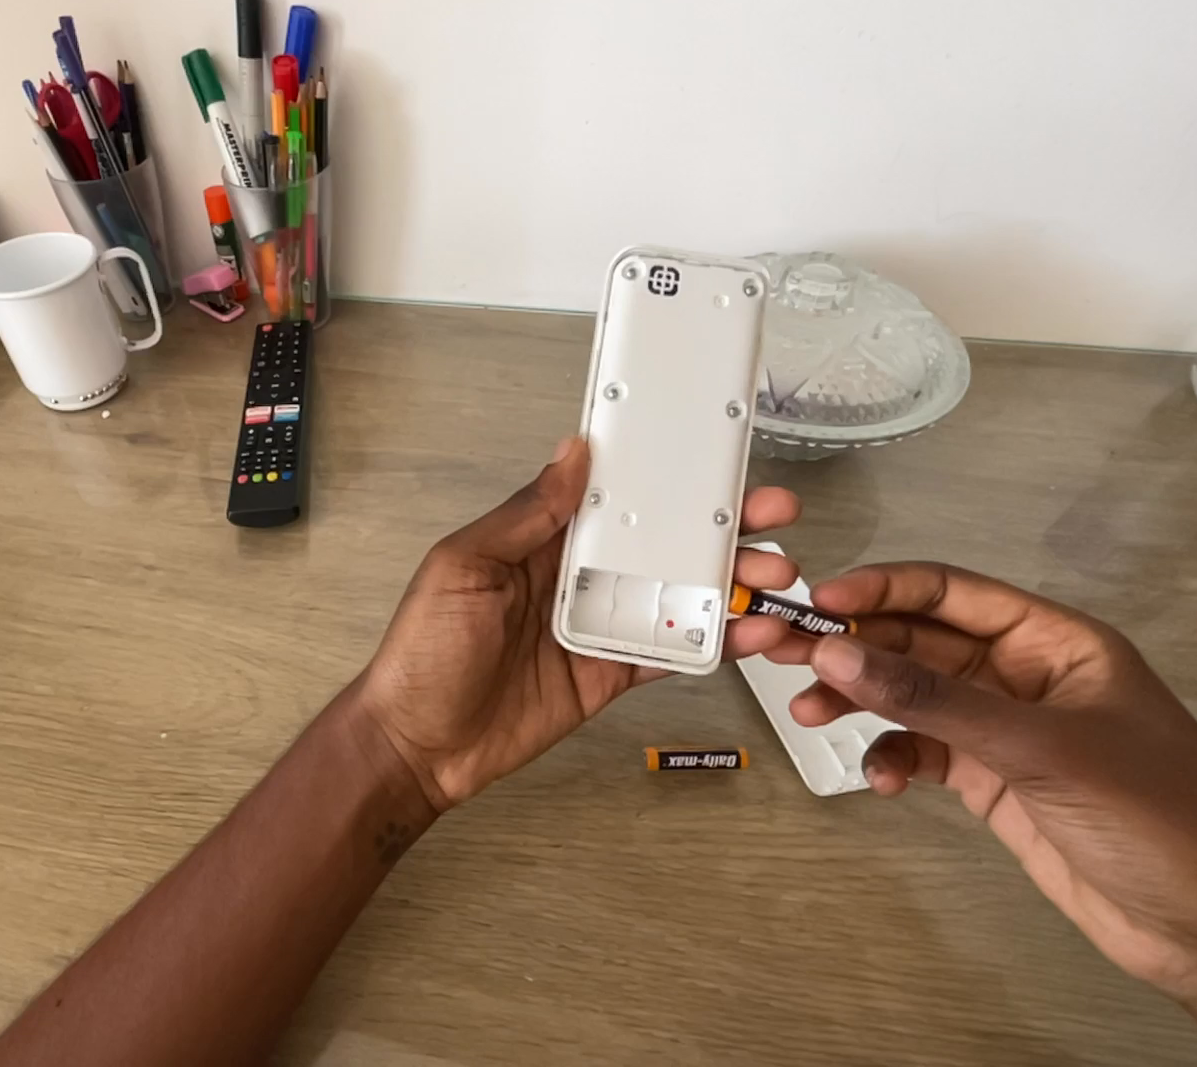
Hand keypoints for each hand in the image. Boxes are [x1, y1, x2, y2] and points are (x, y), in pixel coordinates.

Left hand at [356, 437, 802, 811]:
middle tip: (771, 516)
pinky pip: (665, 653)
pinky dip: (710, 644)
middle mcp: (574, 578)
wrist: (420, 743)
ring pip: (673, 595)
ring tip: (776, 575)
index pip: (613, 501)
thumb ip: (525, 515)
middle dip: (715, 528)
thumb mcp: (465, 567)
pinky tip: (748, 633)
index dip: (661, 481)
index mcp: (539, 543)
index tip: (714, 462)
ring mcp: (594, 627)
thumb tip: (573, 454)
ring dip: (726, 583)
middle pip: (656, 545)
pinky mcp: (606, 675)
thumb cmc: (426, 648)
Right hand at [772, 563, 1196, 1059]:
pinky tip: (878, 780)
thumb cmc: (1157, 818)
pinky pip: (912, 746)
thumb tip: (830, 651)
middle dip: (847, 646)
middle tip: (778, 651)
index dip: (880, 589)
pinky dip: (885, 756)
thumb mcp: (1038, 748)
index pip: (948, 593)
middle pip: (910, 641)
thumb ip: (929, 698)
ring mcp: (992, 725)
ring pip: (900, 692)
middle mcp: (1012, 674)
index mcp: (1048, 642)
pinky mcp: (977, 773)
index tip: (816, 601)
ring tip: (807, 714)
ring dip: (852, 699)